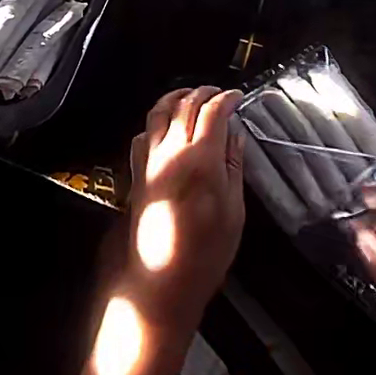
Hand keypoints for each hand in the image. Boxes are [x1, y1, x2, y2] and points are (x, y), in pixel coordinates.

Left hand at [124, 86, 244, 331]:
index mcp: (202, 158)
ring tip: (190, 96)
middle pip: (186, 104)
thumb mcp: (234, 209)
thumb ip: (234, 165)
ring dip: (177, 98)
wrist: (162, 282)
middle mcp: (173, 152)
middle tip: (218, 93)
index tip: (237, 97)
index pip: (213, 111)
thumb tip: (235, 136)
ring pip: (160, 112)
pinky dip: (156, 122)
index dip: (227, 98)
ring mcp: (151, 161)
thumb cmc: (204, 253)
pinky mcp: (138, 173)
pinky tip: (164, 127)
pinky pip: (144, 134)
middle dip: (204, 92)